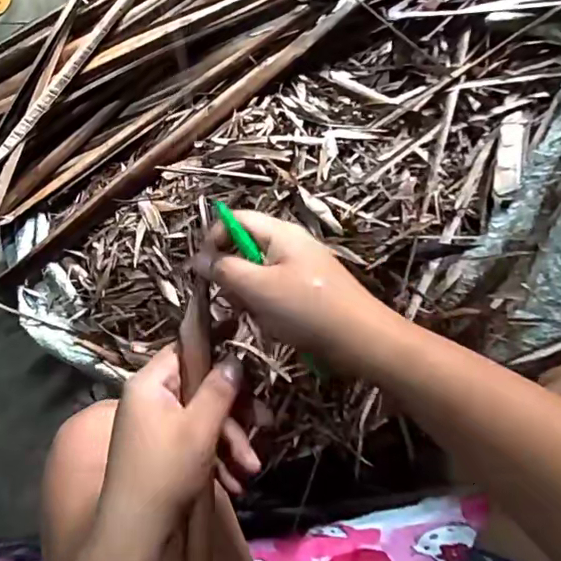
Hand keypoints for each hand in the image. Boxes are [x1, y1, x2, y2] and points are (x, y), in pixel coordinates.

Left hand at [92, 347, 253, 560]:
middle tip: (261, 431)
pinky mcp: (160, 450)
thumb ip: (219, 390)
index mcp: (149, 383)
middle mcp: (148, 398)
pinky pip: (192, 441)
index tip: (248, 370)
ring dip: (229, 442)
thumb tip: (233, 358)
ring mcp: (153, 425)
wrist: (136, 531)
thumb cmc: (165, 471)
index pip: (184, 351)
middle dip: (232, 415)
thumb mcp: (199, 428)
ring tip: (250, 470)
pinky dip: (214, 458)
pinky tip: (234, 483)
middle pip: (198, 389)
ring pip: (200, 419)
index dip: (216, 356)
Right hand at [202, 210, 386, 373]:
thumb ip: (223, 270)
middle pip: (244, 246)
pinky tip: (274, 323)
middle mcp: (290, 243)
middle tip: (234, 298)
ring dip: (248, 294)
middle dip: (231, 273)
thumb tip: (197, 260)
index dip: (213, 239)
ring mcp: (300, 267)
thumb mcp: (257, 288)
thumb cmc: (308, 310)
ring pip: (256, 272)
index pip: (235, 219)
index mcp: (280, 233)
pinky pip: (273, 290)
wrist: (364, 342)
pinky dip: (265, 305)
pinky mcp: (307, 290)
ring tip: (257, 314)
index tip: (204, 269)